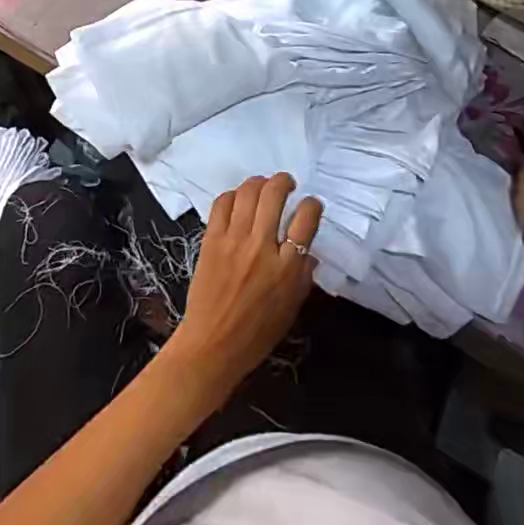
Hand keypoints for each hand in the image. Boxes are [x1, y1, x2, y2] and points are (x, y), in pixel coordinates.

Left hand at [163, 174, 320, 402]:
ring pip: (247, 194)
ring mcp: (234, 240)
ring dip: (258, 182)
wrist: (214, 342)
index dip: (312, 205)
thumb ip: (303, 275)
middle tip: (287, 183)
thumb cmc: (257, 332)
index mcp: (288, 267)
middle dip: (284, 182)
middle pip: (274, 196)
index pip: (306, 219)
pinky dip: (231, 195)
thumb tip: (309, 252)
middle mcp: (262, 247)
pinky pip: (221, 205)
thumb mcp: (292, 307)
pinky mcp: (211, 240)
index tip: (310, 205)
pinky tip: (237, 199)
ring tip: (263, 185)